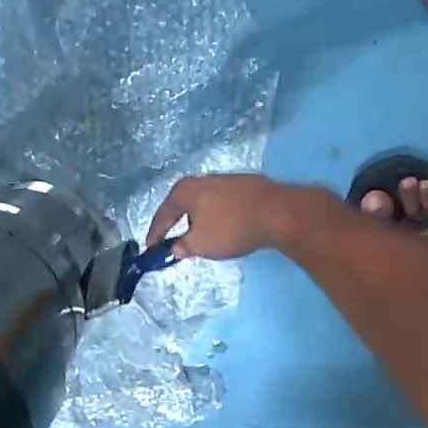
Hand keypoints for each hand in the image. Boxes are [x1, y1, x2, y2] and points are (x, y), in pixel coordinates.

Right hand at [146, 174, 304, 260]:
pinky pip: (223, 203)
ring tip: (199, 235)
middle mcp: (203, 179)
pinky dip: (217, 216)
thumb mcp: (200, 244)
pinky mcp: (247, 185)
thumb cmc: (231, 228)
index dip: (155, 232)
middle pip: (183, 204)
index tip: (150, 247)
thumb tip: (174, 248)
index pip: (163, 213)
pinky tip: (224, 226)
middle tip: (171, 240)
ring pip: (204, 202)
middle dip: (177, 223)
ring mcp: (227, 179)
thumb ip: (182, 246)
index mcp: (186, 190)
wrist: (278, 213)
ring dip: (198, 219)